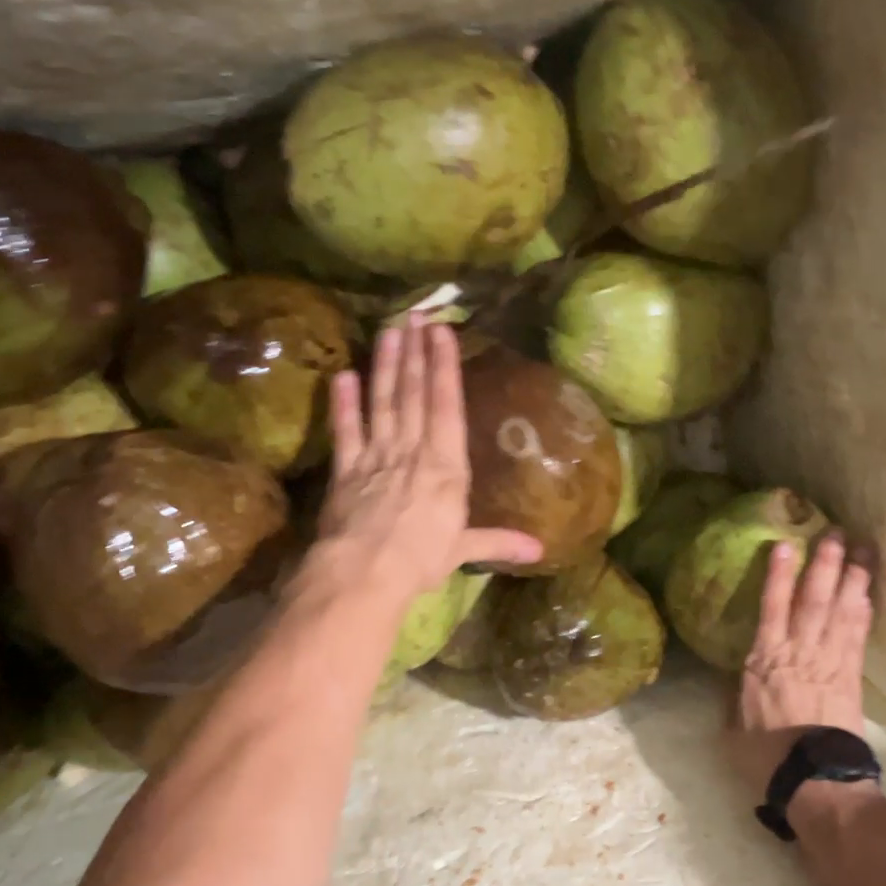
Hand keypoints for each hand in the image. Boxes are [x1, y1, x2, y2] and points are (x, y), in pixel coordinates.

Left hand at [312, 316, 542, 598]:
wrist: (365, 571)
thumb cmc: (420, 560)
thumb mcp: (462, 550)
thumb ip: (498, 541)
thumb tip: (541, 550)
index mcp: (446, 467)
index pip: (446, 406)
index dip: (443, 366)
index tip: (440, 331)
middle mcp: (412, 451)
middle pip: (414, 394)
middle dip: (416, 352)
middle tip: (414, 314)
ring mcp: (376, 456)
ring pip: (383, 402)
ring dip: (386, 365)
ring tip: (389, 330)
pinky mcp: (346, 469)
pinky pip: (346, 430)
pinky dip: (344, 403)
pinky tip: (343, 375)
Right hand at [727, 531, 874, 792]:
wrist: (814, 778)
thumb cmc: (766, 754)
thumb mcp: (735, 722)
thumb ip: (737, 693)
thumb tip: (738, 676)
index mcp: (763, 659)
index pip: (771, 606)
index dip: (779, 574)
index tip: (786, 544)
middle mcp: (798, 651)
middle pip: (813, 599)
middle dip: (824, 564)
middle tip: (834, 531)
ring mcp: (828, 661)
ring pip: (840, 610)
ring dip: (851, 577)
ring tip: (860, 547)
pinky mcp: (851, 675)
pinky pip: (857, 633)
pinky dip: (863, 608)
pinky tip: (867, 589)